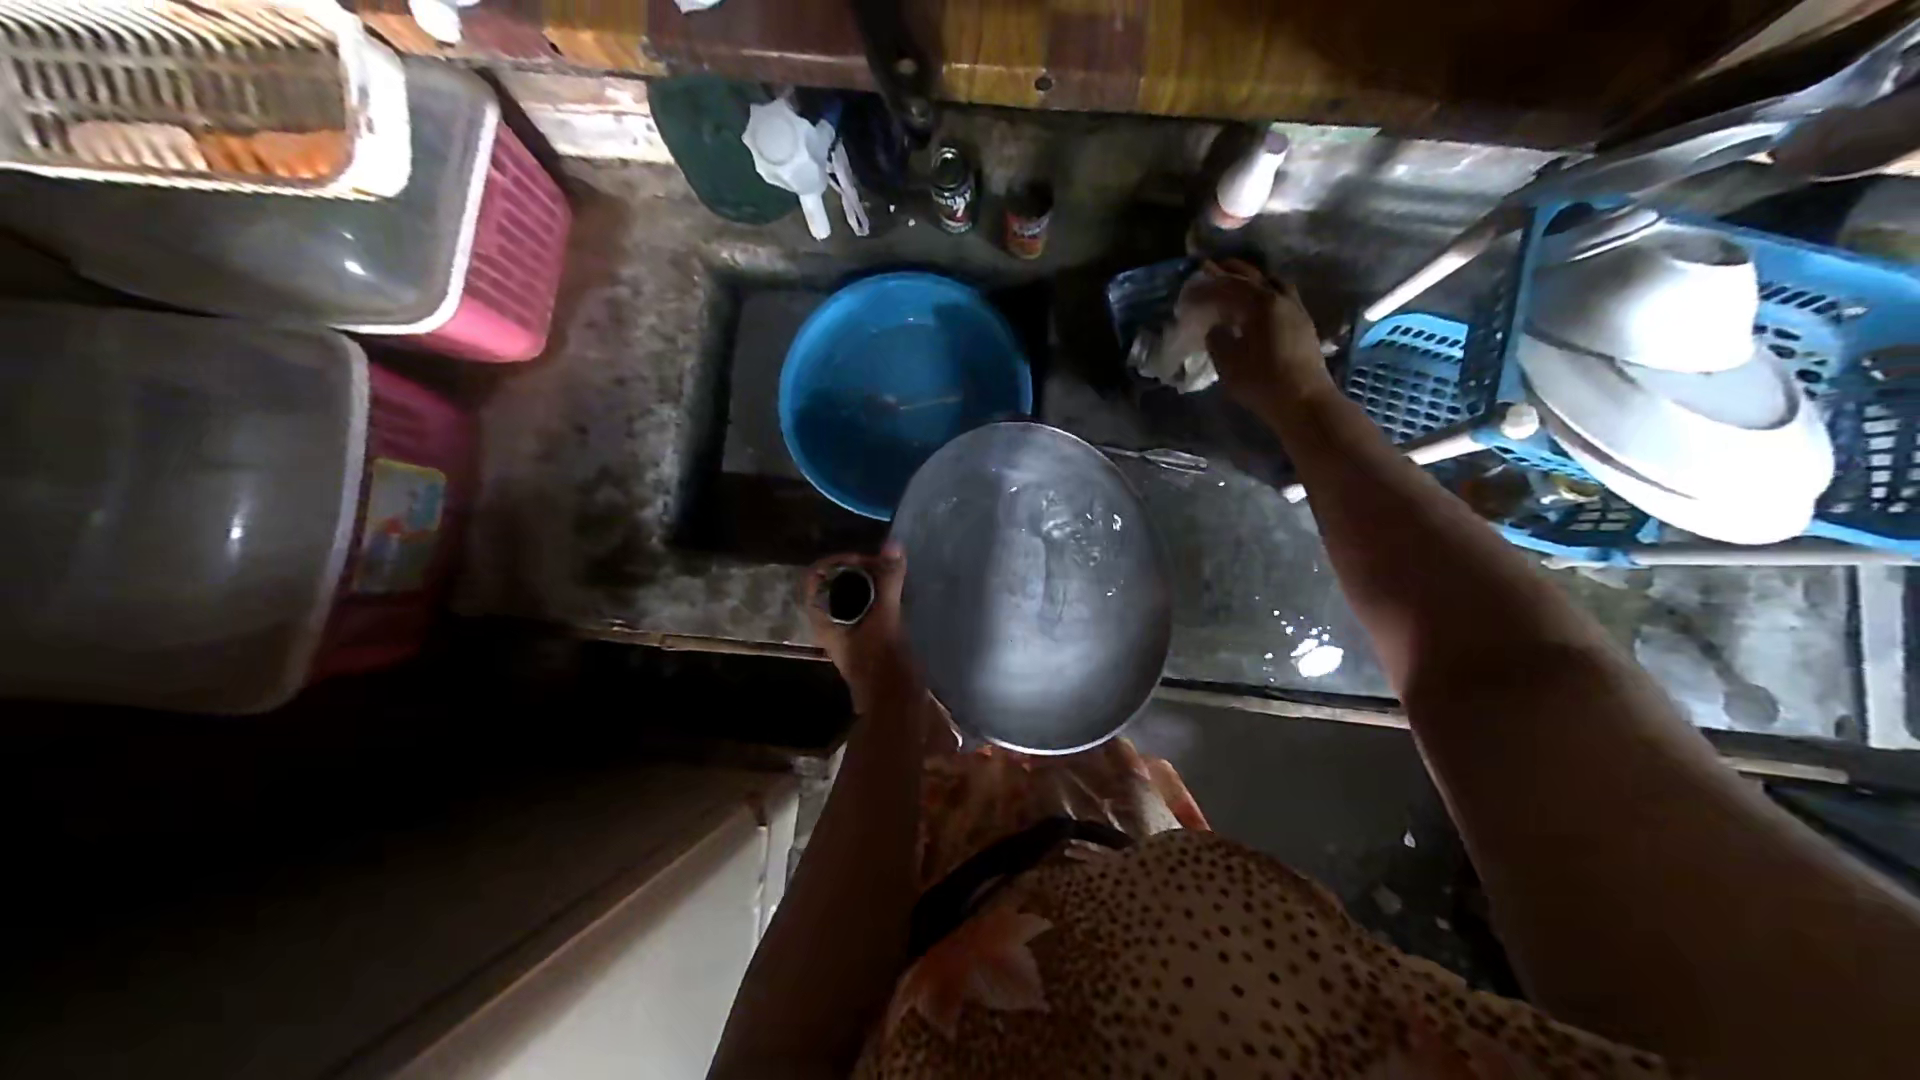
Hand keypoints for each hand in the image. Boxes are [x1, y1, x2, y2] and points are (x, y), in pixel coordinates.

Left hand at [802, 545, 920, 712]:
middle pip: (836, 585)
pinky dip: (883, 597)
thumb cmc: (883, 664)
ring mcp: (852, 633)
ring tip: (895, 574)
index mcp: (824, 621)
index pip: (815, 578)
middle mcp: (833, 625)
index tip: (864, 559)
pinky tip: (902, 593)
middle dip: (859, 569)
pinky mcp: (871, 639)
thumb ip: (888, 581)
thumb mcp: (886, 618)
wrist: (898, 706)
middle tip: (885, 564)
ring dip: (873, 582)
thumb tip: (892, 545)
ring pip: (855, 596)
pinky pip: (872, 608)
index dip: (836, 562)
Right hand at [1186, 263, 1334, 419]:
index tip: (1193, 281)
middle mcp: (1280, 299)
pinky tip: (1259, 304)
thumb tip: (1215, 327)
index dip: (1210, 283)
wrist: (1304, 400)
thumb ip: (1218, 339)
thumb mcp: (1229, 363)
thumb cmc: (1262, 382)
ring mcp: (1296, 309)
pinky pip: (1282, 296)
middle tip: (1213, 266)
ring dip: (1254, 278)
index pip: (1230, 286)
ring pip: (1273, 282)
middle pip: (1253, 277)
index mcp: (1260, 304)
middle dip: (1232, 271)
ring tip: (1239, 281)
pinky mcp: (1303, 323)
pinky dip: (1266, 292)